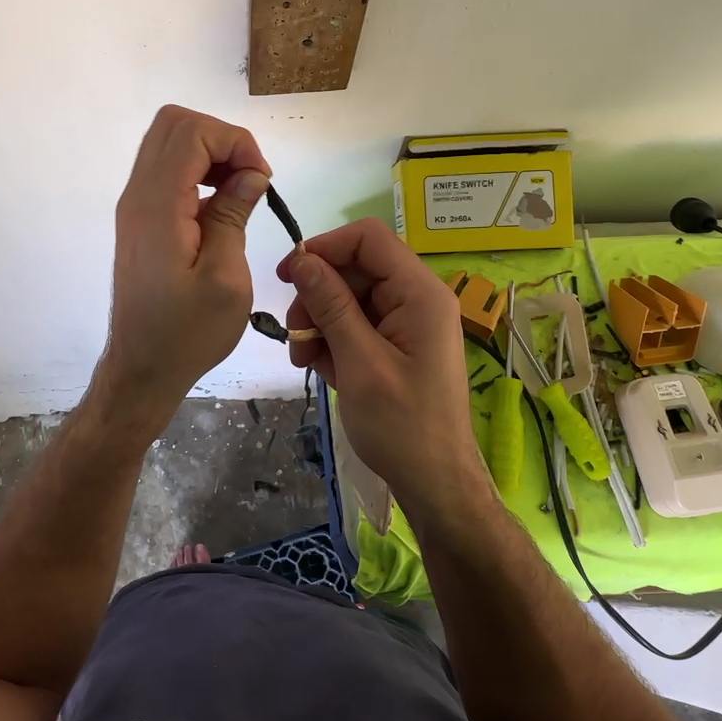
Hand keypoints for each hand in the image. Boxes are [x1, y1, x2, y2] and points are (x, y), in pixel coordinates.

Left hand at [100, 106, 270, 414]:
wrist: (142, 368)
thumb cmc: (187, 333)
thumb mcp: (226, 279)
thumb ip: (235, 215)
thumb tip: (250, 173)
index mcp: (158, 206)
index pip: (192, 133)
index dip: (235, 142)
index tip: (262, 180)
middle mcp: (137, 196)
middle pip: (174, 125)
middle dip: (221, 140)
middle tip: (251, 179)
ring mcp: (134, 207)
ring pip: (168, 144)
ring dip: (209, 154)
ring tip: (242, 191)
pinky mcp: (139, 221)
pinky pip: (165, 172)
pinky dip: (197, 173)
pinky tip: (221, 206)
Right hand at [277, 218, 483, 501]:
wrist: (433, 481)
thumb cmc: (402, 425)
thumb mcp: (360, 363)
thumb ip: (331, 306)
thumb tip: (303, 260)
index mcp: (420, 294)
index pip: (369, 239)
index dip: (325, 247)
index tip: (288, 275)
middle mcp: (416, 299)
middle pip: (355, 269)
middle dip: (317, 295)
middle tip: (294, 334)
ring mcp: (407, 323)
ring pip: (349, 298)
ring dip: (319, 322)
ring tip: (304, 360)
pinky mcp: (396, 346)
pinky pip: (356, 325)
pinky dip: (332, 341)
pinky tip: (320, 369)